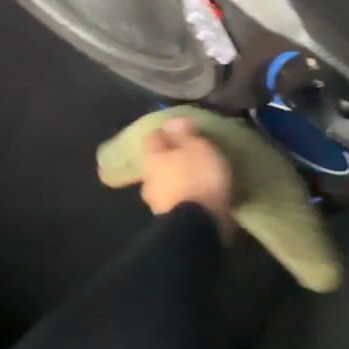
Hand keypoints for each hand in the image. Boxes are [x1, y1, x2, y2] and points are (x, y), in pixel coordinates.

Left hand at [118, 118, 234, 237]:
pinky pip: (177, 203)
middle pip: (158, 164)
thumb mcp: (198, 148)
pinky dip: (186, 199)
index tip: (185, 133)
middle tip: (193, 159)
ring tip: (200, 182)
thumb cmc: (198, 178)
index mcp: (152, 158)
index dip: (168, 133)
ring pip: (166, 186)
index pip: (153, 137)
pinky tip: (201, 199)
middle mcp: (147, 180)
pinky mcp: (169, 222)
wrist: (198, 226)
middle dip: (172, 161)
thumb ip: (185, 135)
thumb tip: (171, 122)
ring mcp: (156, 204)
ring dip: (179, 182)